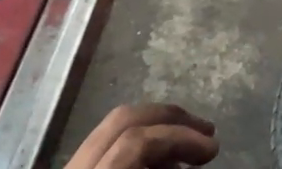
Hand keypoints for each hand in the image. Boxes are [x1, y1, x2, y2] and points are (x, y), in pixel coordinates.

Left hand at [65, 104, 218, 168]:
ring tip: (188, 150)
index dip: (179, 137)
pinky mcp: (72, 168)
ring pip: (113, 127)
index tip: (212, 147)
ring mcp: (69, 165)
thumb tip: (196, 151)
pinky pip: (106, 146)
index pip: (136, 141)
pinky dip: (138, 147)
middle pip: (122, 118)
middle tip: (205, 131)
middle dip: (170, 117)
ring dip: (156, 131)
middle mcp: (75, 163)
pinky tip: (161, 162)